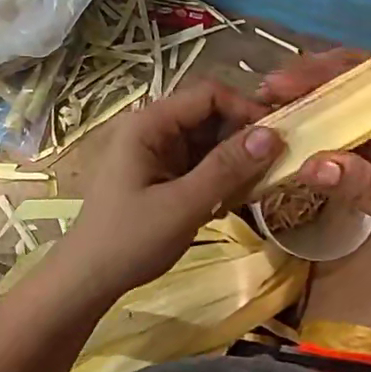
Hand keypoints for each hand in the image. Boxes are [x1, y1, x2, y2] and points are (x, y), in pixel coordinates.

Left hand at [57, 82, 282, 297]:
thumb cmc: (130, 239)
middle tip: (276, 168)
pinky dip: (220, 178)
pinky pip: (199, 164)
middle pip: (209, 116)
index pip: (207, 95)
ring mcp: (156, 153)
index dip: (245, 108)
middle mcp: (152, 130)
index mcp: (148, 124)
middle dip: (243, 138)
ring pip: (208, 142)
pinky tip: (231, 202)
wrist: (90, 277)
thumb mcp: (183, 204)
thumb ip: (226, 168)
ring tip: (256, 189)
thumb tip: (272, 134)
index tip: (280, 137)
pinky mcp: (162, 176)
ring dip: (234, 161)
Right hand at [260, 52, 370, 342]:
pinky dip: (317, 137)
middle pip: (361, 86)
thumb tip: (306, 163)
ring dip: (310, 110)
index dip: (329, 79)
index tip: (282, 87)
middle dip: (313, 86)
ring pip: (349, 109)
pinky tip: (286, 138)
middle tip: (265, 92)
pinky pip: (346, 137)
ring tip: (266, 111)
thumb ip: (364, 186)